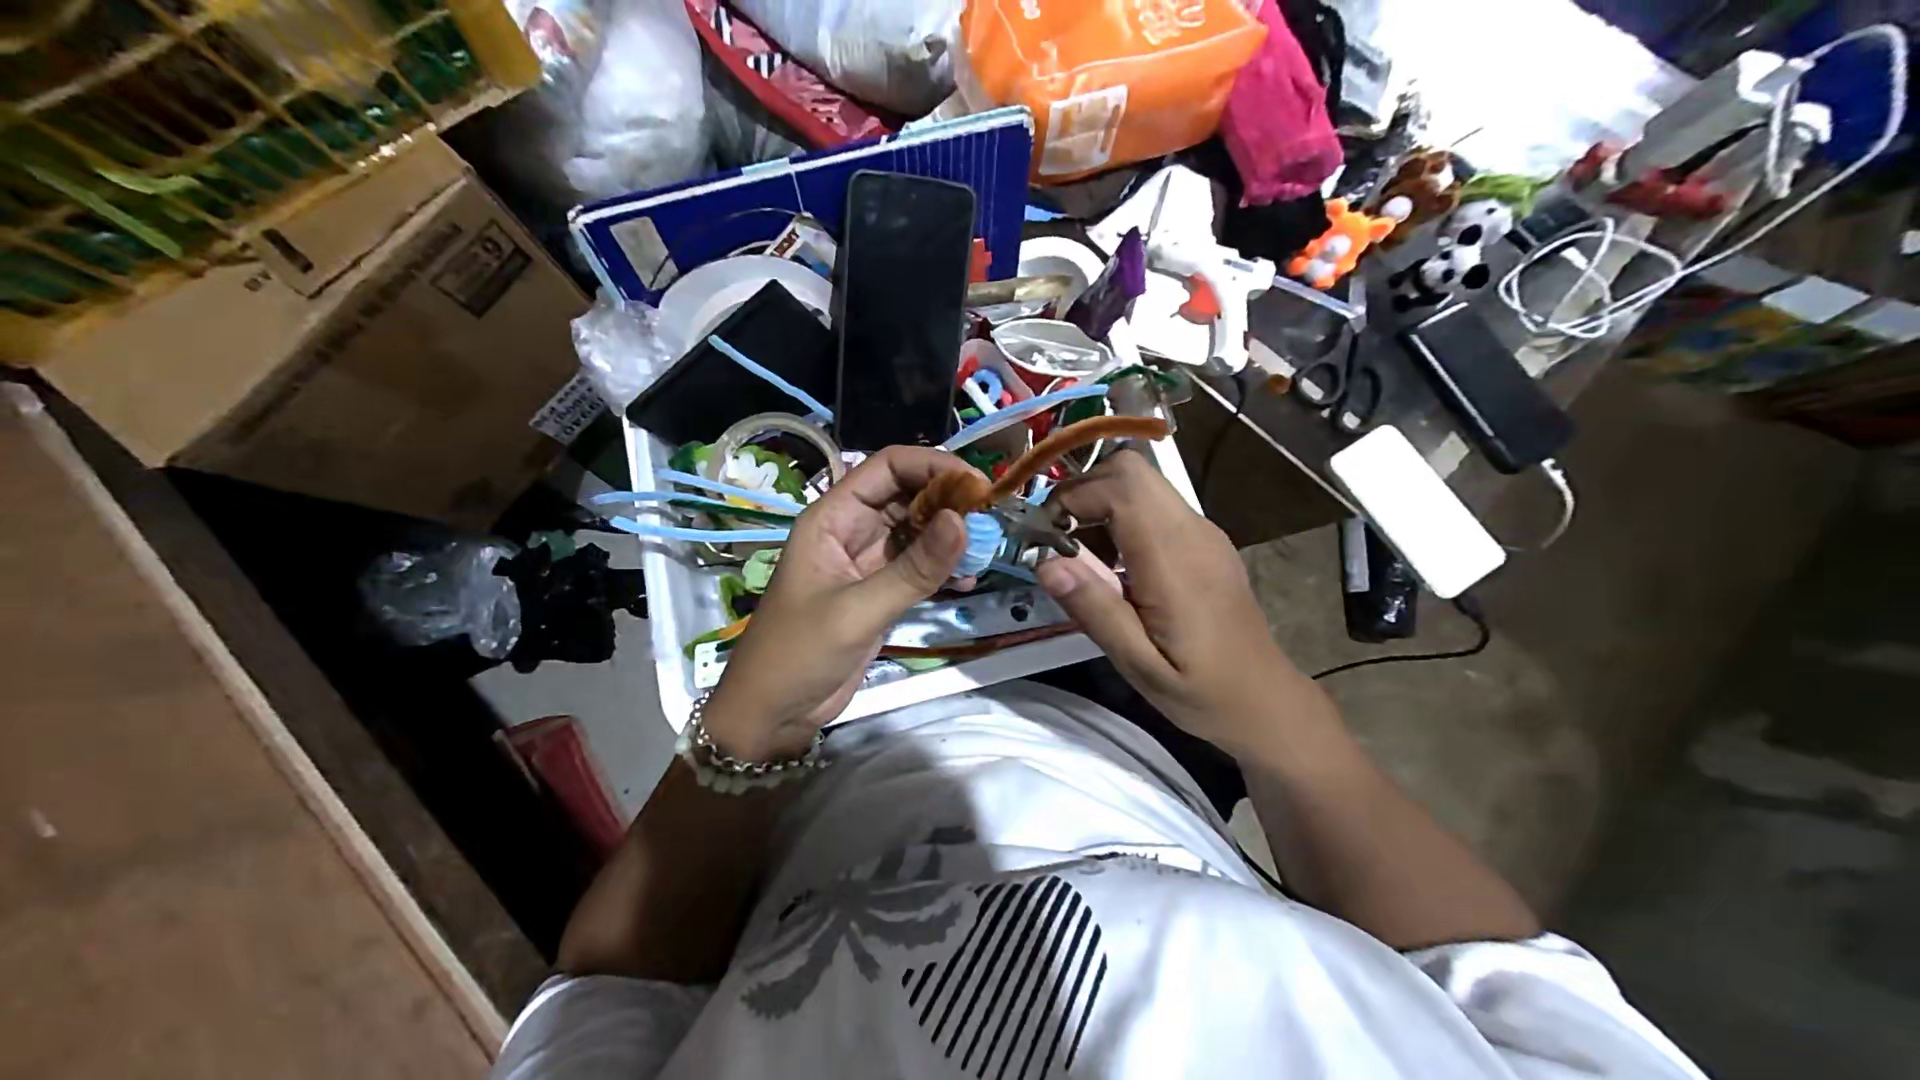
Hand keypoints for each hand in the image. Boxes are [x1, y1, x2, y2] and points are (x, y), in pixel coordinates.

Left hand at [702, 446, 972, 758]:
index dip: (933, 466)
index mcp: (833, 518)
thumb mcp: (857, 610)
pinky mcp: (880, 591)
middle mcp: (852, 530)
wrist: (773, 712)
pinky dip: (944, 567)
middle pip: (907, 494)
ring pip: (917, 529)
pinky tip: (969, 579)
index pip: (887, 467)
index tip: (976, 485)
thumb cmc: (798, 654)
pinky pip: (918, 566)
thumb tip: (963, 521)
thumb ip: (913, 569)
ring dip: (951, 533)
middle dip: (950, 499)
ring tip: (988, 546)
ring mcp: (868, 562)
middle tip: (993, 516)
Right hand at [1035, 450, 1315, 751]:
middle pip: (1131, 469)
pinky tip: (1114, 566)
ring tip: (1082, 556)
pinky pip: (1154, 504)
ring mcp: (1202, 532)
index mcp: (1175, 559)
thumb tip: (1046, 563)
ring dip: (1101, 502)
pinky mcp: (1204, 540)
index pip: (1121, 486)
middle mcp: (1192, 531)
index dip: (1074, 497)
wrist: (1265, 700)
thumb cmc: (1201, 691)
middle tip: (1058, 537)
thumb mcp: (1140, 666)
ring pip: (1142, 480)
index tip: (1047, 535)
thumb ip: (1095, 610)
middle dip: (1083, 490)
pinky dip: (1121, 516)